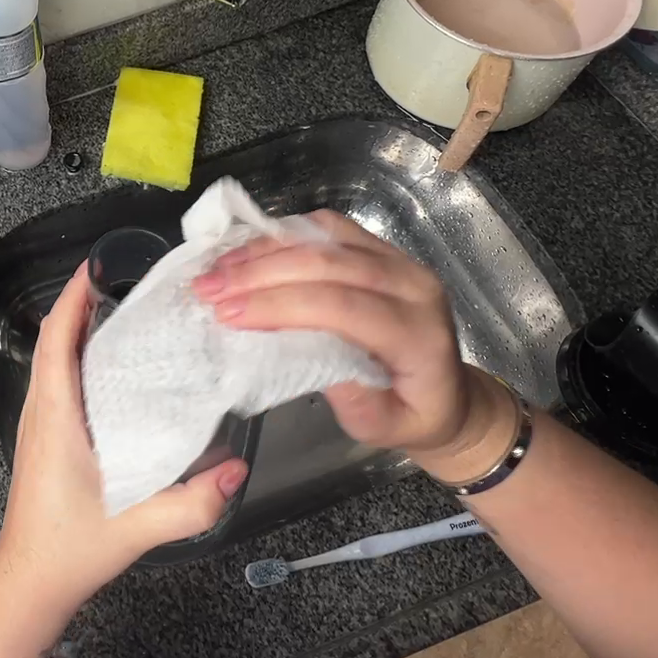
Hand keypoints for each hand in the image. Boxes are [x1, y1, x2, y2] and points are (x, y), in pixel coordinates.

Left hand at [0, 265, 248, 611]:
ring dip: (75, 329)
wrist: (29, 581)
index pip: (56, 341)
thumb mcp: (134, 527)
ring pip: (51, 359)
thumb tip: (235, 470)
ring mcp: (39, 423)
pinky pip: (55, 380)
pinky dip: (74, 356)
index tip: (92, 269)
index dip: (71, 300)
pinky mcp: (44, 436)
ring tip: (116, 310)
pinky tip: (106, 364)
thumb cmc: (67, 549)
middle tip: (119, 282)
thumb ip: (189, 505)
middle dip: (79, 305)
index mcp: (55, 417)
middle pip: (52, 341)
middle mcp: (41, 411)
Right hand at [191, 210, 517, 483]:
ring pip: (321, 237)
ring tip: (216, 267)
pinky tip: (246, 251)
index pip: (341, 307)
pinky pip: (325, 227)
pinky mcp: (378, 246)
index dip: (278, 305)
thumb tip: (306, 362)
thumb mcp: (387, 430)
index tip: (226, 314)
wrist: (450, 393)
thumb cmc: (412, 414)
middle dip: (258, 273)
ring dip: (262, 249)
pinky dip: (281, 234)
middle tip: (207, 287)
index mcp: (417, 332)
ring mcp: (396, 258)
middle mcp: (412, 284)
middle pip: (326, 263)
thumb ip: (356, 403)